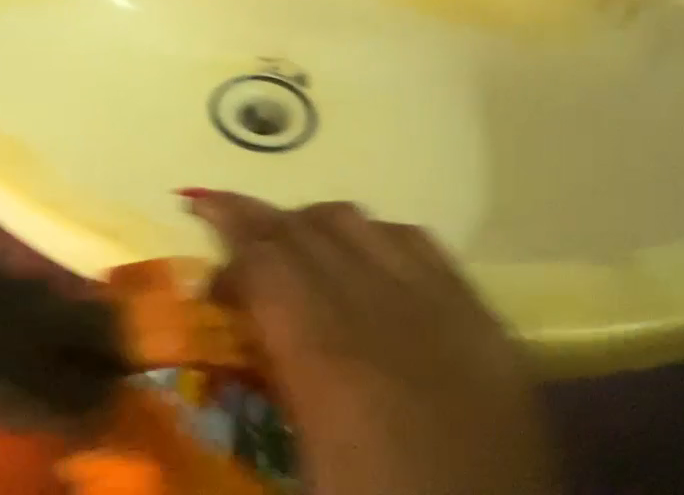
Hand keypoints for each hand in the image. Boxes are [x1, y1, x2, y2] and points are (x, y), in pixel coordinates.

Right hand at [187, 192, 558, 494]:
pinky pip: (416, 242)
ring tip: (286, 245)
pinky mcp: (481, 319)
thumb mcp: (307, 480)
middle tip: (218, 215)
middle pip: (302, 231)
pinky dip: (373, 237)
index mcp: (327, 363)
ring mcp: (436, 307)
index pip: (263, 264)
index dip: (224, 242)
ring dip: (308, 224)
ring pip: (356, 223)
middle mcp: (378, 314)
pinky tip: (363, 259)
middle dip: (252, 216)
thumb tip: (228, 355)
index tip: (202, 257)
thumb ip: (264, 397)